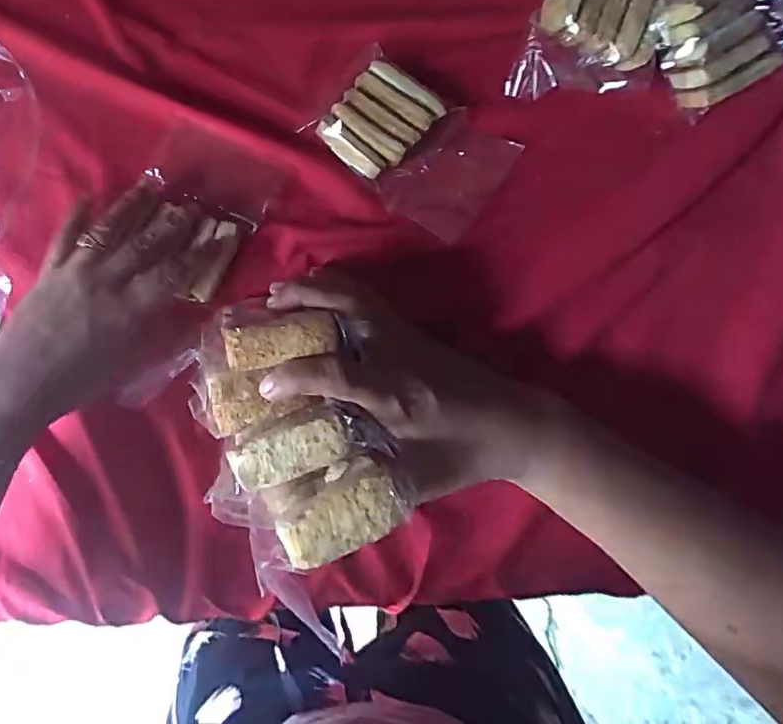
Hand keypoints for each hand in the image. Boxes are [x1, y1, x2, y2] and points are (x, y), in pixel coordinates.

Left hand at [0, 181, 211, 455]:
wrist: (16, 386)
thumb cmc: (74, 385)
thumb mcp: (125, 366)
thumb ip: (156, 337)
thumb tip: (190, 319)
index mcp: (127, 310)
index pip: (173, 273)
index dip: (199, 254)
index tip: (218, 236)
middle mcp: (104, 282)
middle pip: (144, 244)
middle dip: (171, 223)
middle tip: (190, 205)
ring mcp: (74, 271)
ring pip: (108, 230)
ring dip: (131, 206)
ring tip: (149, 185)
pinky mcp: (49, 269)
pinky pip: (66, 235)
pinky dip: (77, 214)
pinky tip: (90, 195)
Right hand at [258, 272, 577, 500]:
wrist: (516, 423)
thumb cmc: (465, 456)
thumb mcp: (419, 480)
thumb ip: (368, 481)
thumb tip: (315, 495)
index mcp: (396, 396)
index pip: (340, 375)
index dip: (299, 376)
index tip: (266, 384)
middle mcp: (397, 355)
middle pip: (348, 309)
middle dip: (303, 300)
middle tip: (266, 306)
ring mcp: (405, 335)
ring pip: (357, 294)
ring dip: (316, 287)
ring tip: (282, 290)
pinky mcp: (410, 329)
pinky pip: (367, 296)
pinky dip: (338, 286)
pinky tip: (320, 290)